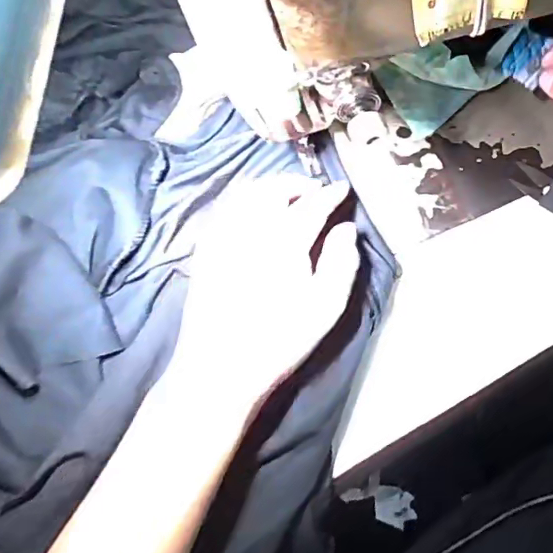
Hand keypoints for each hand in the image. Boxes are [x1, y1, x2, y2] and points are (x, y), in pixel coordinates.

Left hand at [166, 179, 360, 397]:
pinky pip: (225, 209)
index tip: (343, 189)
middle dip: (299, 184)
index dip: (331, 194)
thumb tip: (346, 228)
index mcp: (286, 240)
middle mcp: (252, 229)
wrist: (219, 368)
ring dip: (271, 187)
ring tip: (287, 198)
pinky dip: (245, 200)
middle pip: (275, 188)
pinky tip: (254, 213)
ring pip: (246, 194)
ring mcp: (223, 237)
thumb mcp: (327, 305)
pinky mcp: (205, 250)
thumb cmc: (281, 338)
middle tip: (316, 192)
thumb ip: (342, 260)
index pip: (313, 204)